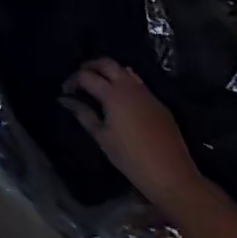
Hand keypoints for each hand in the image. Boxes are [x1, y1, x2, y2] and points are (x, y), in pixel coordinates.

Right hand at [60, 58, 205, 207]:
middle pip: (107, 63)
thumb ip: (82, 112)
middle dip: (90, 67)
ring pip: (126, 71)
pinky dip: (124, 84)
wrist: (171, 174)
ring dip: (109, 73)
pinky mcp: (159, 104)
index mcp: (114, 95)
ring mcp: (149, 95)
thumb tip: (65, 99)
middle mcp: (132, 88)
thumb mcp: (100, 135)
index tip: (65, 93)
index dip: (72, 81)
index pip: (86, 75)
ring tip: (98, 88)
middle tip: (79, 81)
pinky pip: (139, 84)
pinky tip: (118, 101)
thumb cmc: (129, 157)